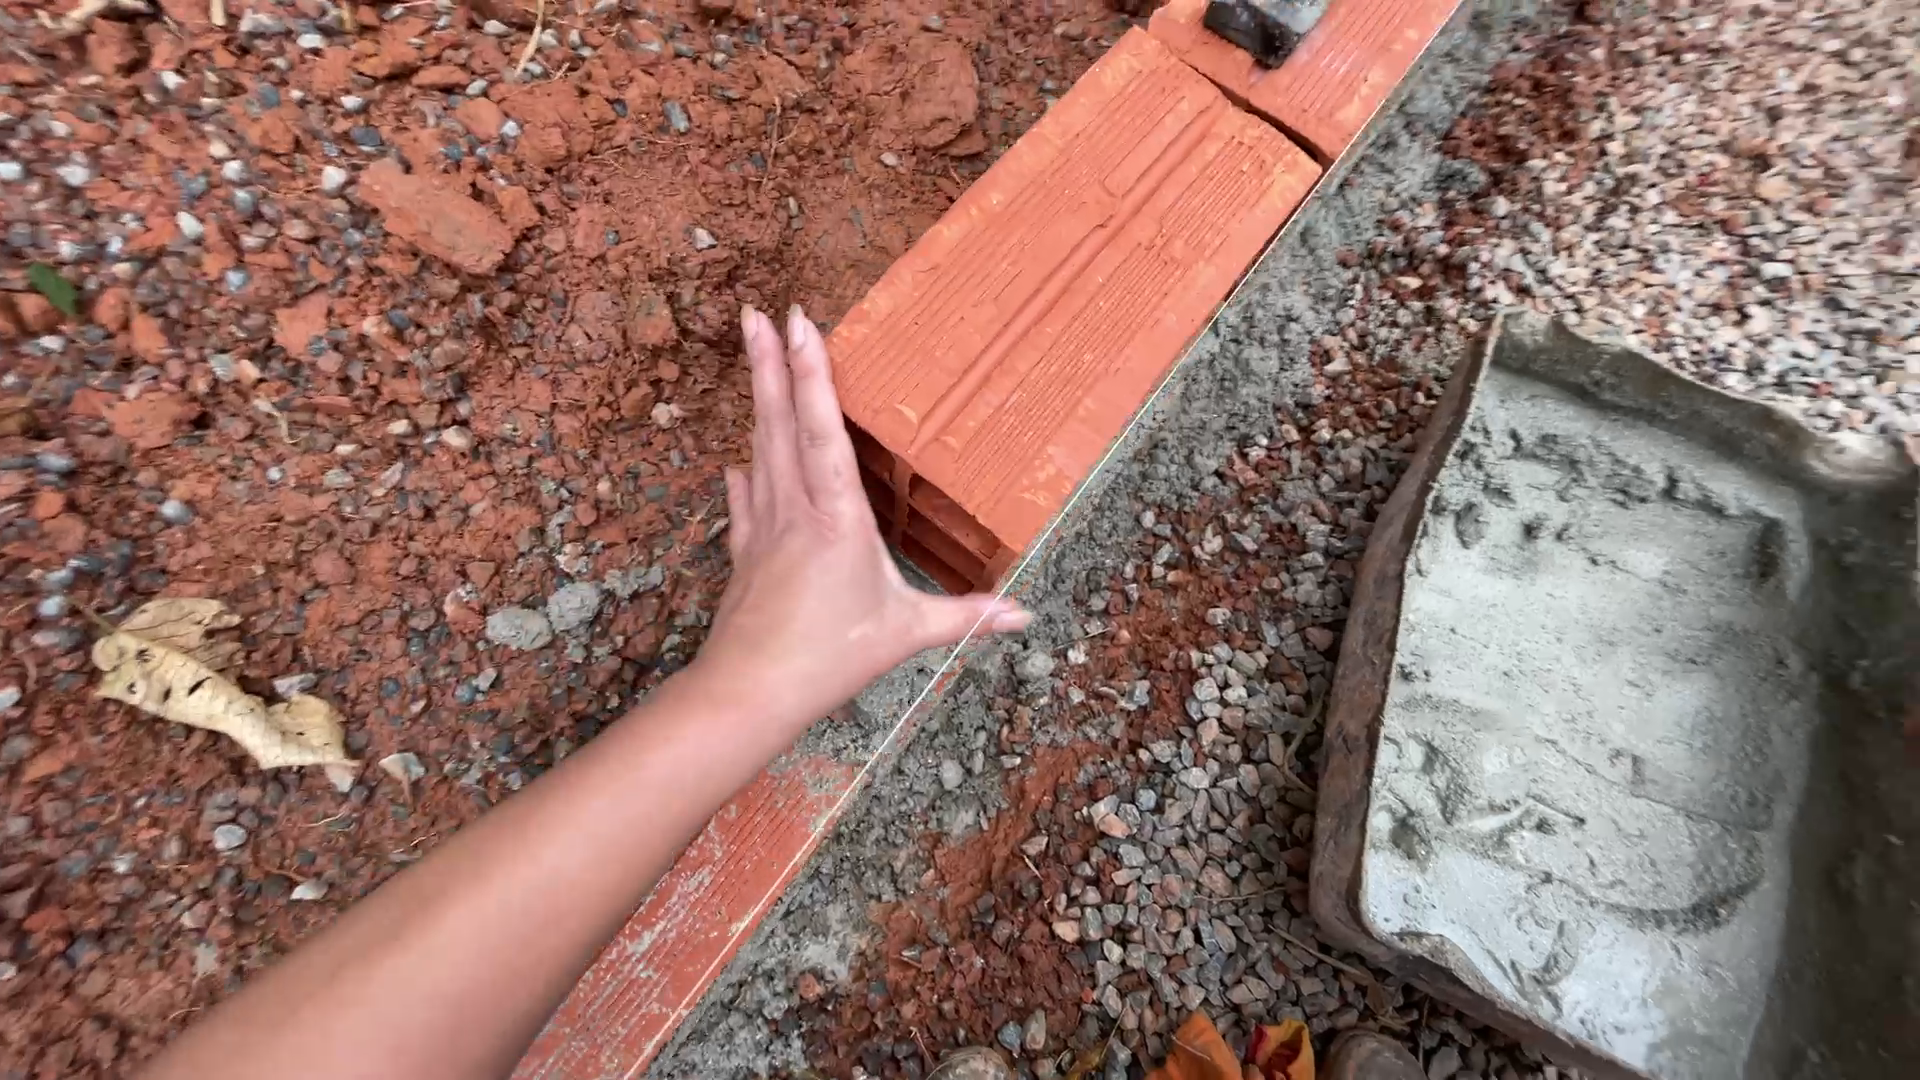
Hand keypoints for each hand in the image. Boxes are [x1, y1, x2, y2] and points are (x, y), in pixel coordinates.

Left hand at [686, 305, 1029, 726]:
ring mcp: (764, 527)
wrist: (750, 692)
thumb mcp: (906, 634)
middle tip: (755, 313)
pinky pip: (744, 499)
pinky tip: (736, 460)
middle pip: (781, 424)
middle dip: (768, 363)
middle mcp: (796, 510)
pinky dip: (743, 473)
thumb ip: (965, 617)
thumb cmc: (831, 658)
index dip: (812, 374)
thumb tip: (1023, 615)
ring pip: (759, 449)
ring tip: (751, 357)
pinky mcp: (746, 552)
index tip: (799, 323)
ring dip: (757, 400)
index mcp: (838, 519)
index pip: (823, 431)